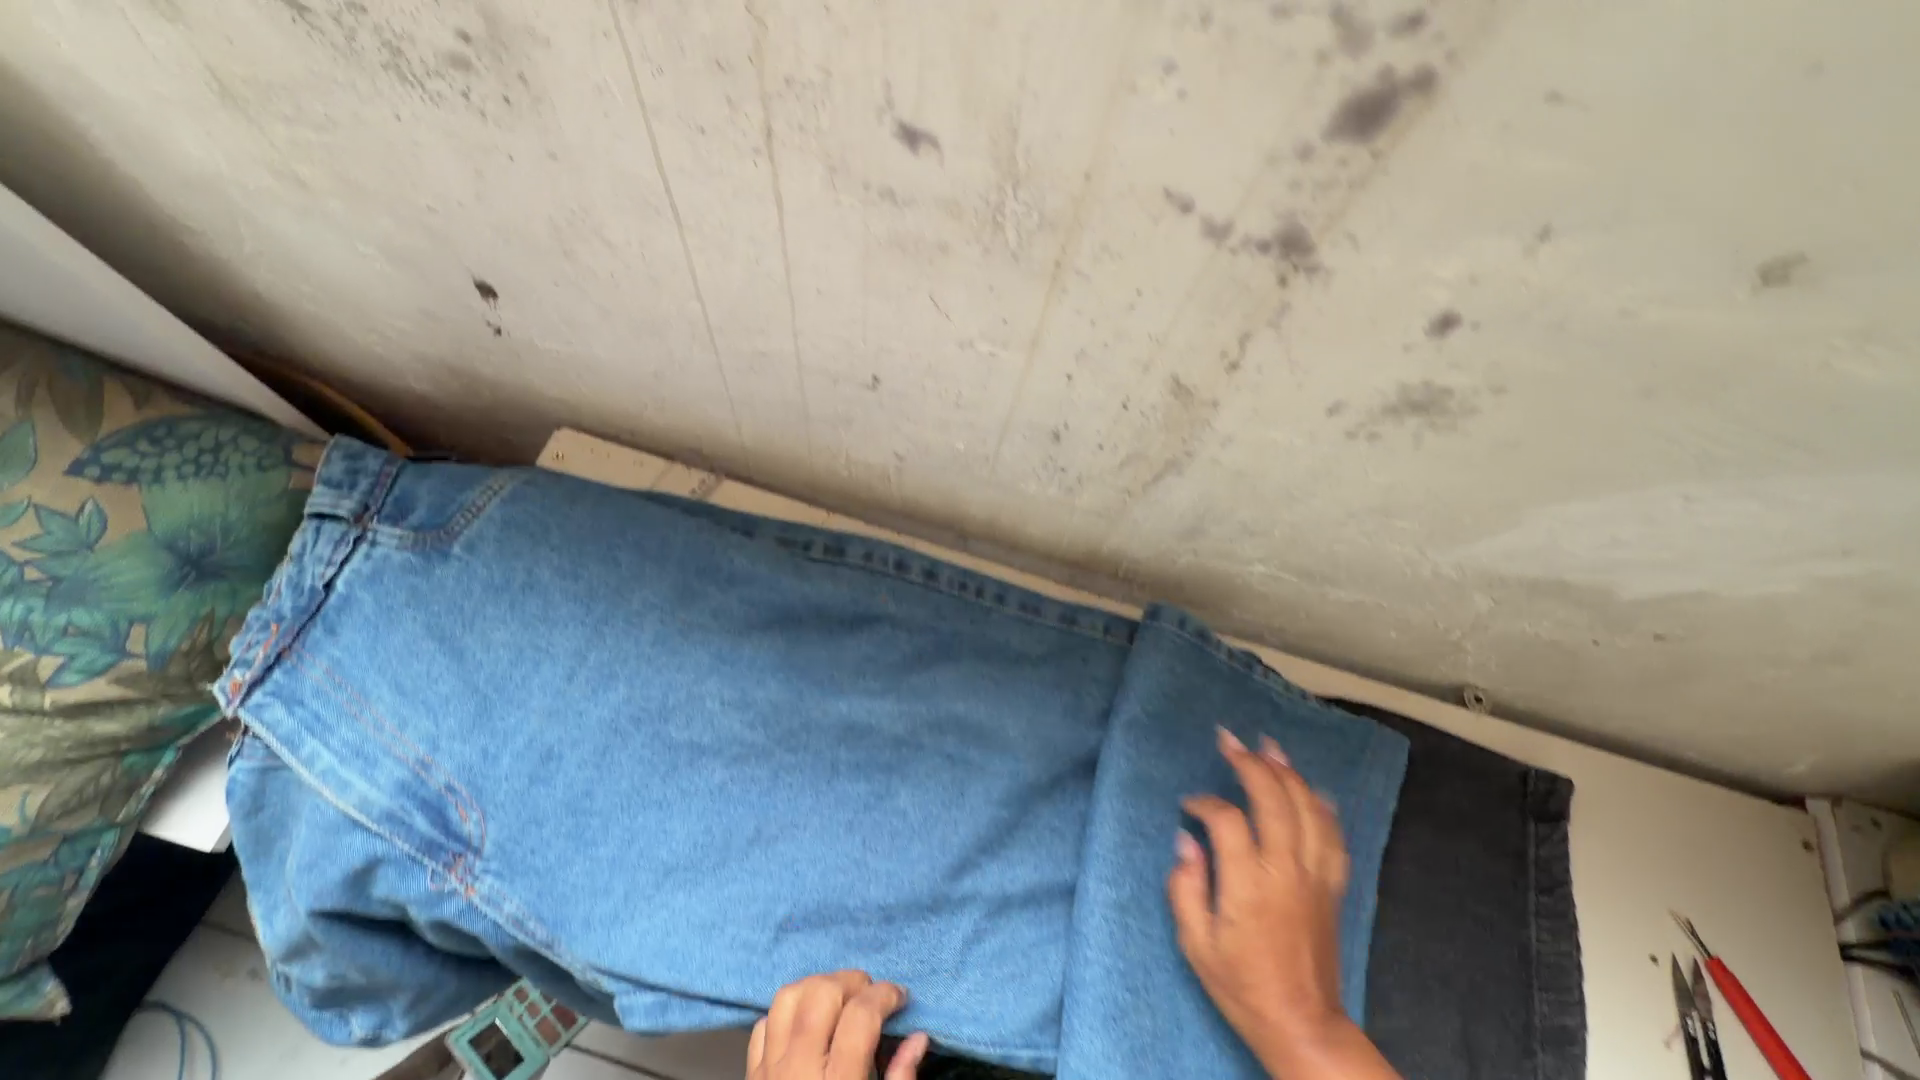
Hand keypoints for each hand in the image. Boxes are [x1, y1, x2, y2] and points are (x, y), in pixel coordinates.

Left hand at [747, 970, 929, 1079]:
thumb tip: (917, 1038)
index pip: (860, 1016)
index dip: (885, 994)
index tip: (901, 997)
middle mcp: (799, 1071)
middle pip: (821, 994)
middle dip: (852, 981)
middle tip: (872, 993)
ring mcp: (769, 1072)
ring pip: (787, 998)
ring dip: (817, 985)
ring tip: (841, 997)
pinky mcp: (750, 1077)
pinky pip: (763, 1025)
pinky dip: (786, 1011)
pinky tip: (807, 1022)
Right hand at [1168, 727, 1398, 1079]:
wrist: (1301, 1022)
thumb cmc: (1240, 985)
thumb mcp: (1196, 944)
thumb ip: (1185, 888)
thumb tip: (1186, 842)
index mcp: (1248, 883)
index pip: (1227, 820)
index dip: (1204, 804)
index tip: (1188, 806)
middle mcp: (1285, 870)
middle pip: (1272, 798)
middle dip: (1249, 763)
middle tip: (1228, 740)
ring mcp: (1315, 876)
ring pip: (1307, 808)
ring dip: (1288, 773)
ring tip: (1269, 746)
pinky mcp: (1332, 887)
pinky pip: (1334, 836)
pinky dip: (1322, 806)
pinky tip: (1311, 789)